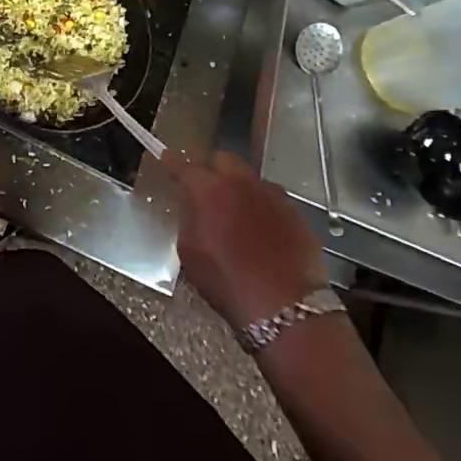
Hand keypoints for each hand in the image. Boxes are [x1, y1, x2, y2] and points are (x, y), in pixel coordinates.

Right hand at [160, 150, 324, 327]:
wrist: (282, 304)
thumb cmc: (226, 280)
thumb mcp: (190, 251)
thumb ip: (189, 219)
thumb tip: (194, 207)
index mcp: (210, 190)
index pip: (186, 167)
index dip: (173, 162)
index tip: (165, 156)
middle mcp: (243, 184)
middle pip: (224, 159)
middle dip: (211, 168)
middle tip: (203, 187)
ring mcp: (273, 196)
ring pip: (250, 179)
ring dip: (238, 188)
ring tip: (234, 213)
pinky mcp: (295, 212)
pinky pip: (271, 200)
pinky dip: (260, 207)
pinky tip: (259, 231)